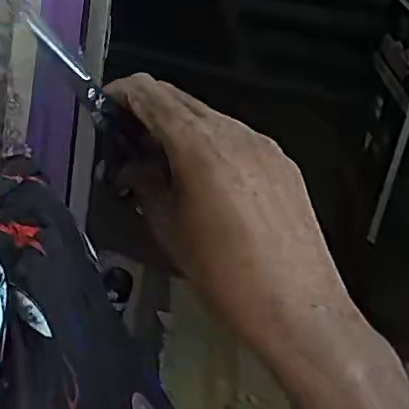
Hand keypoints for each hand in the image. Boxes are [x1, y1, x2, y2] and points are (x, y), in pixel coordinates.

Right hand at [109, 75, 408, 408]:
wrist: (304, 317)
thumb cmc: (226, 276)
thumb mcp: (168, 228)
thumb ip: (144, 183)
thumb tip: (132, 167)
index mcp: (198, 144)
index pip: (148, 92)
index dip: (120, 91)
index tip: (104, 104)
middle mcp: (232, 132)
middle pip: (176, 95)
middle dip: (146, 106)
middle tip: (126, 135)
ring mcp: (262, 145)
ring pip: (206, 113)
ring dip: (177, 124)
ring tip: (163, 160)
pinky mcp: (283, 163)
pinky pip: (234, 135)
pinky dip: (209, 141)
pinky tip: (204, 177)